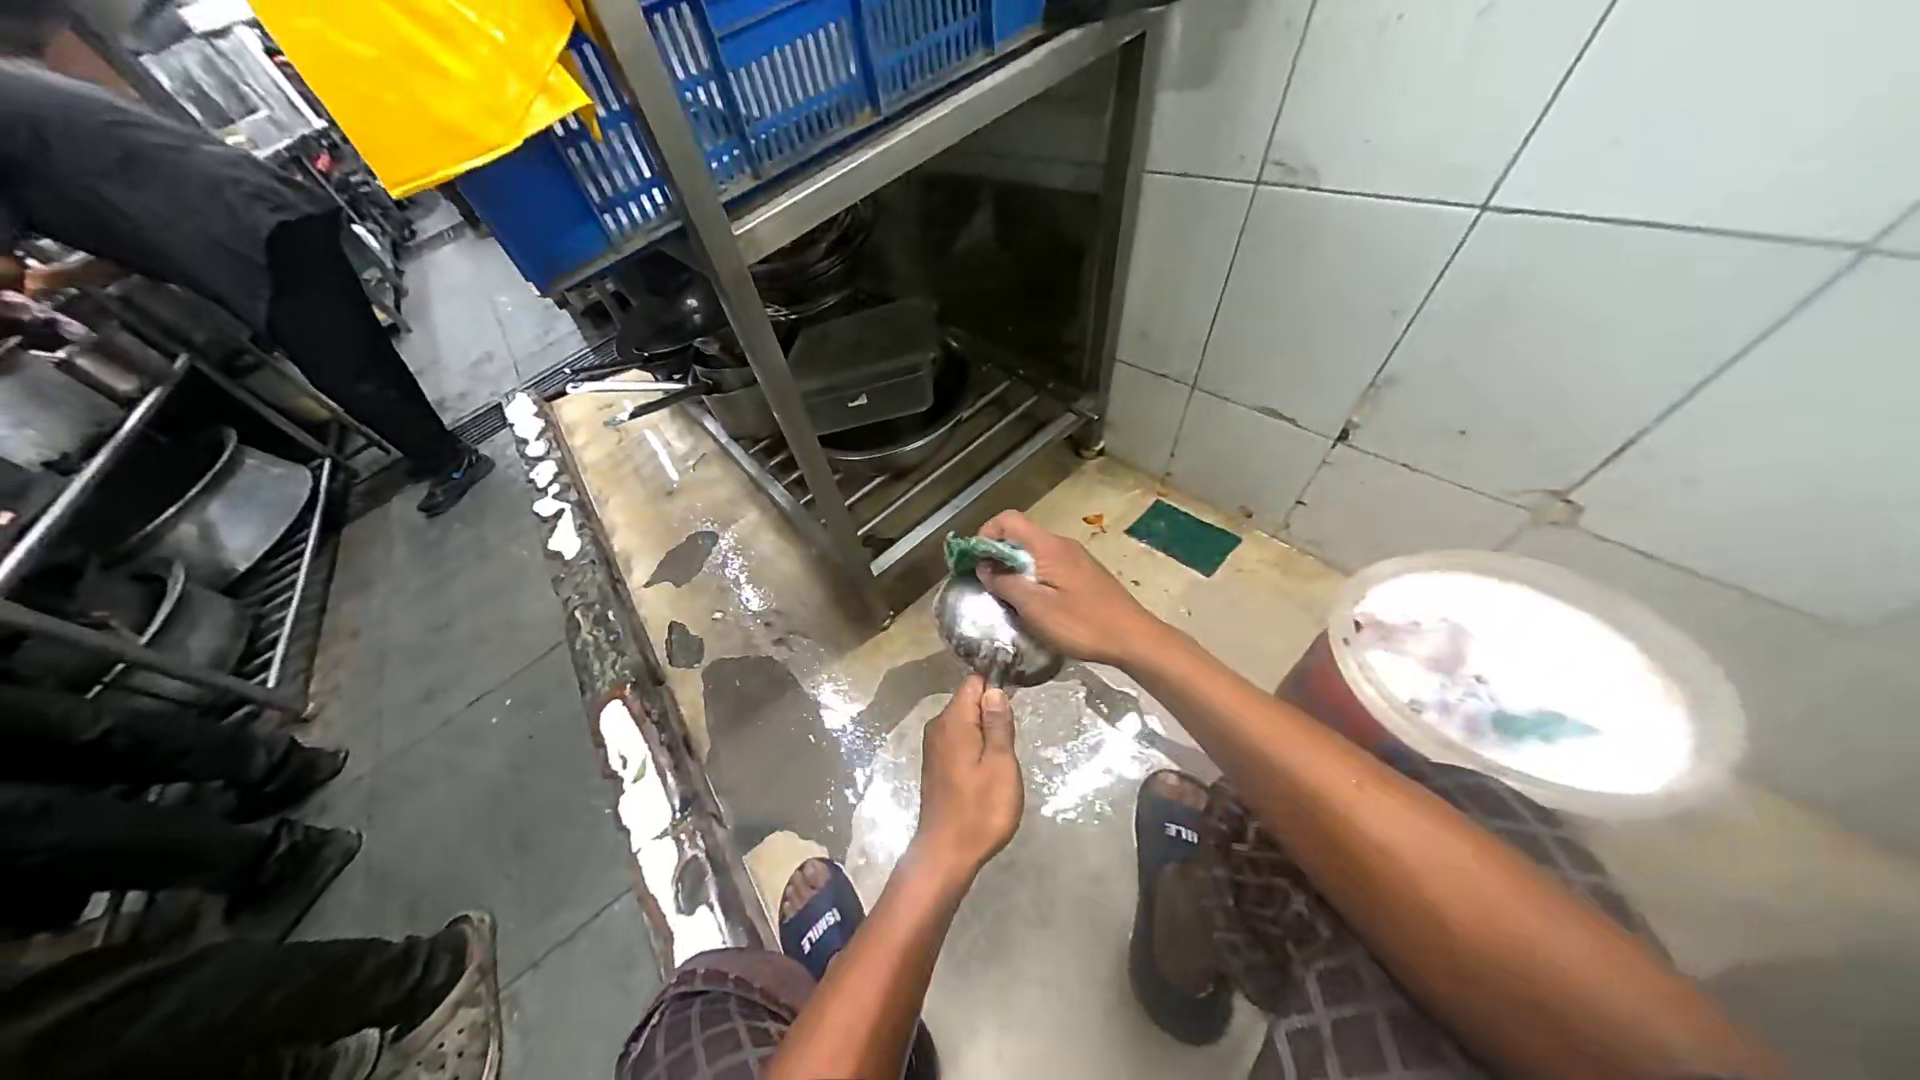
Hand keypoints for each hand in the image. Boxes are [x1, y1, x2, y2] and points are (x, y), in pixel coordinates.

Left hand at [914, 674, 1021, 874]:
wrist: (946, 853)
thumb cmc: (980, 809)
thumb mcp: (1000, 764)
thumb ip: (998, 724)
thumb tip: (995, 690)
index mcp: (953, 721)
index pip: (974, 683)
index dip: (996, 683)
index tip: (1018, 694)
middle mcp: (938, 727)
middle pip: (968, 700)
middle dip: (992, 707)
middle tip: (1016, 728)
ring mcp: (934, 746)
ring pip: (964, 721)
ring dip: (985, 727)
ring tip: (1007, 747)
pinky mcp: (936, 764)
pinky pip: (958, 739)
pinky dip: (975, 742)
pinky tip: (989, 761)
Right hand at [975, 509, 1166, 668]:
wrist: (1134, 638)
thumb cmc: (1082, 624)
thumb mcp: (1036, 608)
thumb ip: (1006, 584)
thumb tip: (984, 567)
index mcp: (1048, 547)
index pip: (1009, 519)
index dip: (986, 533)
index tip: (975, 560)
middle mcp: (1062, 544)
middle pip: (1021, 535)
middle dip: (997, 554)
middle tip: (987, 584)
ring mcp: (1076, 558)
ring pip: (1035, 552)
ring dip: (1015, 568)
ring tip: (1008, 597)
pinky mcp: (1085, 574)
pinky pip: (1050, 565)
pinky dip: (1034, 576)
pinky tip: (1036, 603)